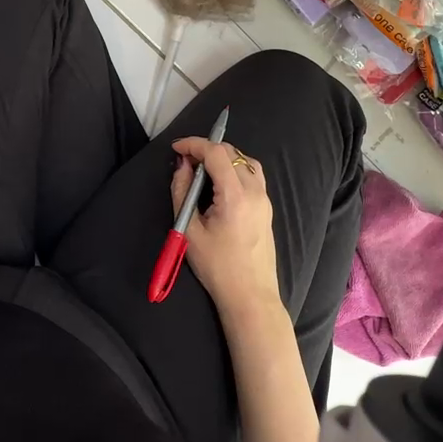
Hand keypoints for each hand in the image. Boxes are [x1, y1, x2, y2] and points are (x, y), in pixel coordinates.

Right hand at [170, 137, 279, 313]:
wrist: (250, 297)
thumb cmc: (217, 267)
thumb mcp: (190, 229)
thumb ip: (182, 191)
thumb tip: (182, 165)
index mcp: (236, 196)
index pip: (216, 153)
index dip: (194, 144)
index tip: (176, 148)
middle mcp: (255, 192)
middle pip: (231, 153)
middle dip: (206, 149)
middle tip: (185, 160)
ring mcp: (265, 200)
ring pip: (245, 160)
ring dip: (223, 157)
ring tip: (202, 168)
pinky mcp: (267, 208)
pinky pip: (252, 174)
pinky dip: (235, 168)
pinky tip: (220, 182)